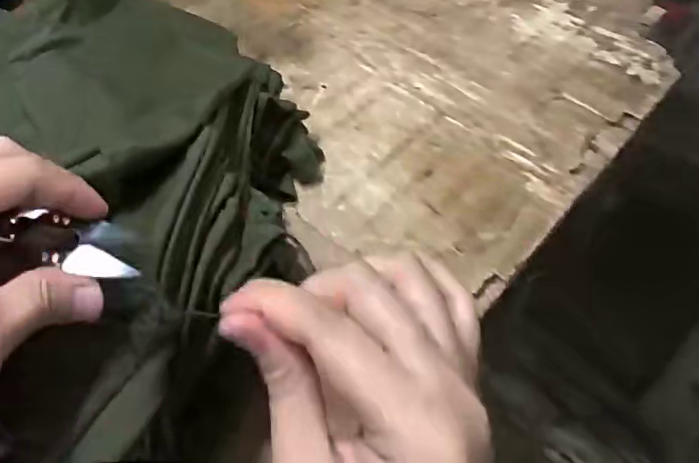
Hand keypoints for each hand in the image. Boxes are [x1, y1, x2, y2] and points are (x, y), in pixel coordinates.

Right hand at [218, 254, 488, 462]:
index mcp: (415, 422)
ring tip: (319, 316)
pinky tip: (374, 296)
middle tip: (267, 324)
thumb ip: (284, 384)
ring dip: (355, 280)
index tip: (227, 308)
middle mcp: (451, 386)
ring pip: (409, 276)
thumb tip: (239, 316)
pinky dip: (410, 282)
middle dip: (304, 292)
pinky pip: (452, 298)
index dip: (269, 302)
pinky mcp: (471, 377)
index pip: (327, 325)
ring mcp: (468, 378)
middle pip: (365, 287)